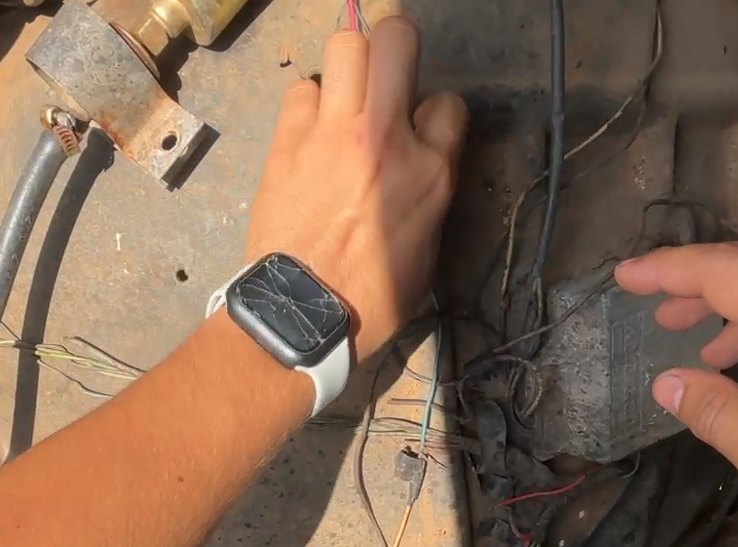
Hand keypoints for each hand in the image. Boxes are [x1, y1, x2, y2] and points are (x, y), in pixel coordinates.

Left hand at [245, 17, 467, 359]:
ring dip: (347, 70)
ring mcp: (332, 135)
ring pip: (344, 46)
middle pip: (395, 38)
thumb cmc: (370, 304)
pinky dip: (306, 108)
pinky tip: (306, 138)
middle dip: (393, 52)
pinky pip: (300, 90)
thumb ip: (428, 197)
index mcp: (430, 173)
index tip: (419, 136)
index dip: (434, 116)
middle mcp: (384, 138)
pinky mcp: (287, 143)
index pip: (449, 102)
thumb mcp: (425, 257)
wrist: (302, 317)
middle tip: (382, 85)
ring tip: (341, 106)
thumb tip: (420, 169)